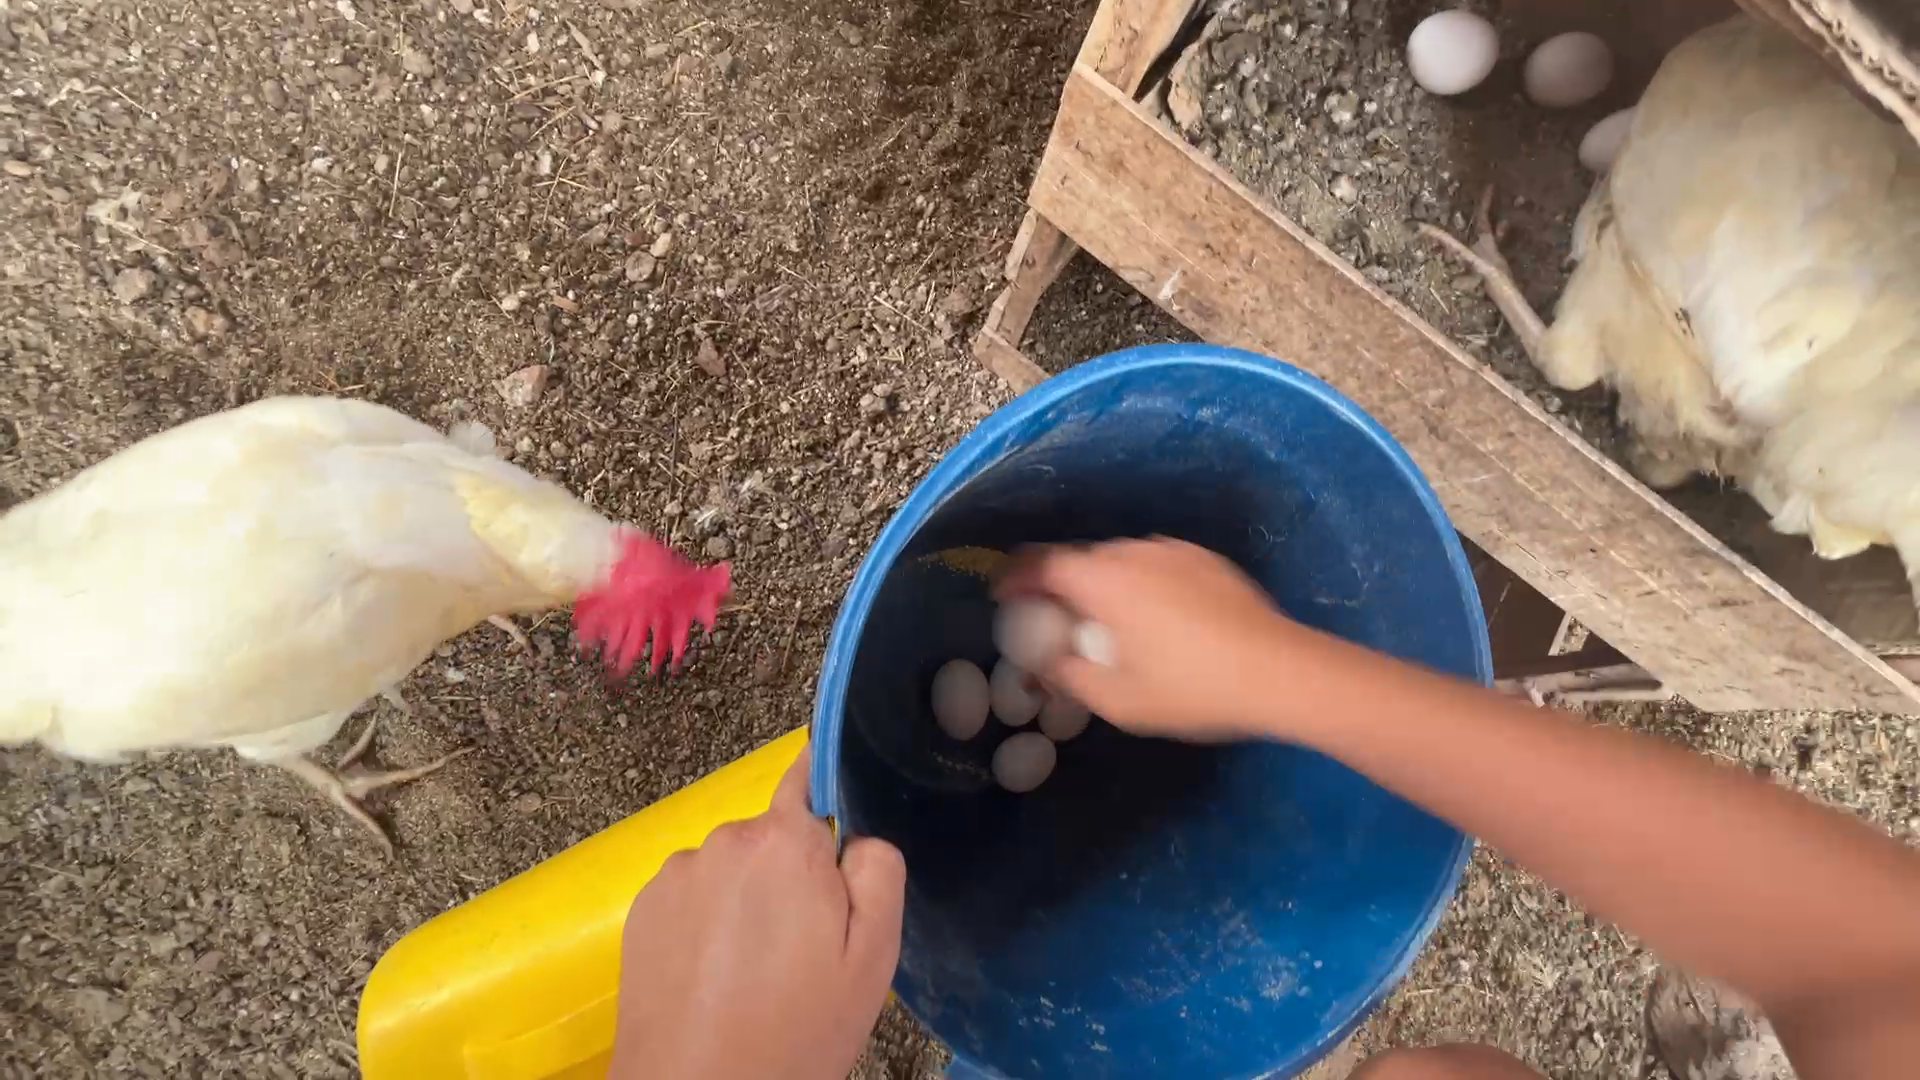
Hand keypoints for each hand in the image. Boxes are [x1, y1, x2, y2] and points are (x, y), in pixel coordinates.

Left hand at [609, 747, 905, 1079]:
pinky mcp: (642, 907)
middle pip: (774, 832)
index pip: (808, 776)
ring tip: (753, 965)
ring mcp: (677, 873)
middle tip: (802, 939)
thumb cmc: (796, 1029)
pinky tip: (713, 972)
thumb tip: (854, 837)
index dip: (828, 795)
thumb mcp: (872, 955)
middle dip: (792, 868)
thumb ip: (879, 869)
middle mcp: (725, 838)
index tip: (835, 837)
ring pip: (733, 864)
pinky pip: (693, 891)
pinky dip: (707, 916)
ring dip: (747, 893)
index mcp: (784, 840)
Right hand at [996, 537, 1325, 740]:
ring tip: (1107, 620)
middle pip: (1079, 559)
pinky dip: (1138, 581)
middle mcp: (1133, 553)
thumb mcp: (1118, 699)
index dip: (1015, 575)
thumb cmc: (1193, 689)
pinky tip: (1156, 616)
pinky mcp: (1205, 560)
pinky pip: (1154, 563)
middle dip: (1059, 584)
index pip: (1041, 562)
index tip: (1002, 595)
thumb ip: (1068, 675)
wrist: (1283, 672)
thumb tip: (1043, 662)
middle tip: (1056, 619)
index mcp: (1104, 580)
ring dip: (1100, 582)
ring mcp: (1173, 552)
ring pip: (1118, 559)